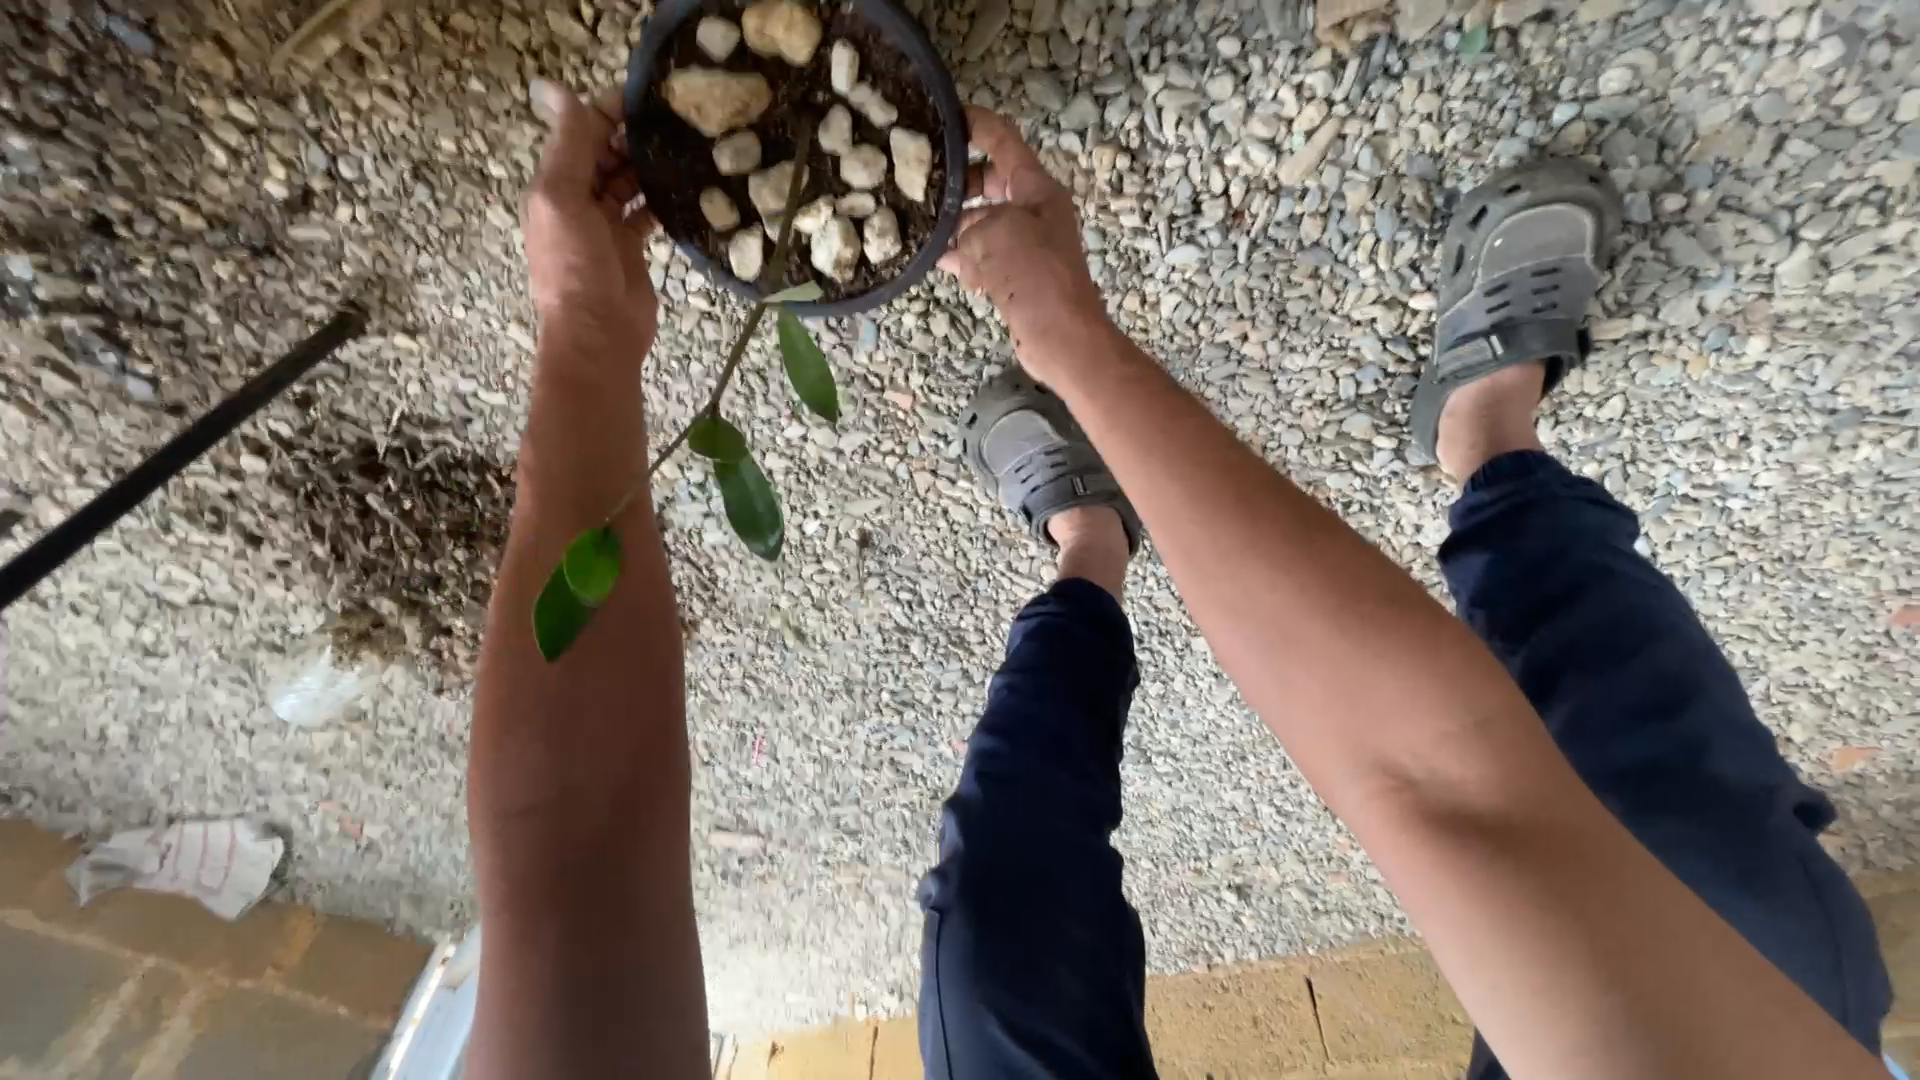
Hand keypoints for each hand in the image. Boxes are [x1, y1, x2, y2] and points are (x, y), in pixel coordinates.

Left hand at [520, 80, 658, 348]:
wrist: (598, 332)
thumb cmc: (575, 266)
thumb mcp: (562, 197)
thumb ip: (567, 145)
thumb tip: (553, 86)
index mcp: (554, 184)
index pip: (580, 133)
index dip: (607, 111)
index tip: (645, 97)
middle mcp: (578, 200)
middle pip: (605, 155)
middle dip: (631, 136)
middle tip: (674, 123)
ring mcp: (606, 226)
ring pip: (628, 183)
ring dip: (648, 166)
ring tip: (683, 150)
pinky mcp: (632, 249)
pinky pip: (646, 214)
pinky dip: (661, 201)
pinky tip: (684, 189)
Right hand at [940, 107, 1108, 359]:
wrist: (1060, 336)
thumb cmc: (1034, 274)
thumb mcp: (994, 233)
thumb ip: (968, 227)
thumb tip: (952, 246)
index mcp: (1036, 188)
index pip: (1002, 140)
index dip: (973, 123)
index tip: (940, 116)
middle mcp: (1033, 211)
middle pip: (990, 182)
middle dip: (958, 181)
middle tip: (920, 181)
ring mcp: (1024, 246)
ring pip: (983, 222)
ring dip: (955, 225)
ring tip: (918, 222)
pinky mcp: (1016, 277)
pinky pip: (983, 257)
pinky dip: (962, 258)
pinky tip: (935, 260)